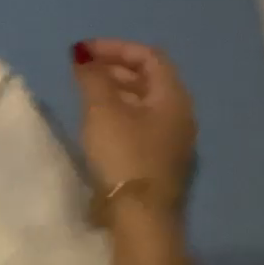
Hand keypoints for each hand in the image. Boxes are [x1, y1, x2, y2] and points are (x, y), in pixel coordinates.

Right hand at [72, 39, 196, 209]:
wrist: (140, 216)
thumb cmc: (123, 155)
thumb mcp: (102, 111)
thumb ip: (92, 79)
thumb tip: (83, 54)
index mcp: (173, 97)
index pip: (149, 57)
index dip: (116, 48)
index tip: (83, 52)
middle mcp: (180, 115)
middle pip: (150, 79)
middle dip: (115, 68)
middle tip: (83, 70)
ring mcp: (172, 141)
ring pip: (144, 104)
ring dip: (116, 92)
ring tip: (85, 95)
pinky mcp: (159, 162)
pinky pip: (141, 125)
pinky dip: (119, 113)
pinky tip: (98, 125)